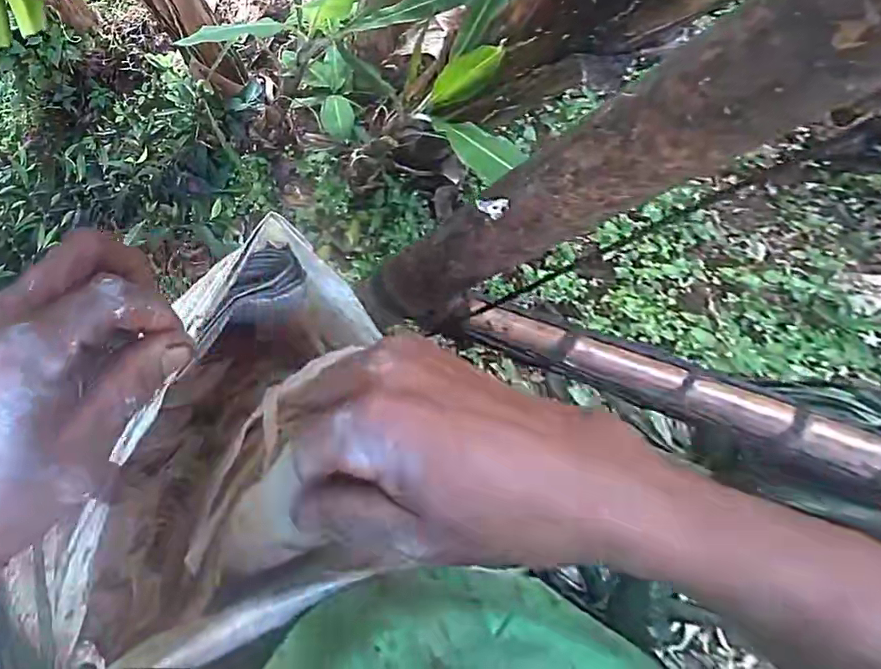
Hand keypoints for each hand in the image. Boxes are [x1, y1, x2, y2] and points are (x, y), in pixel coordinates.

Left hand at [0, 230, 193, 592]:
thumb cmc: (7, 501)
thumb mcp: (80, 451)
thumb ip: (129, 384)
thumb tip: (177, 344)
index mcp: (30, 341)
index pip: (109, 290)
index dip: (154, 308)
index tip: (180, 344)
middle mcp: (7, 311)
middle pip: (82, 250)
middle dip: (131, 271)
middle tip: (156, 320)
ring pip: (61, 267)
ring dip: (105, 285)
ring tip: (132, 340)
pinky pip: (42, 293)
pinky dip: (78, 303)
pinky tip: (94, 351)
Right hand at [286, 335, 692, 569]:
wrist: (582, 471)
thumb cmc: (503, 516)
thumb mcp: (419, 536)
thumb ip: (344, 517)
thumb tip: (298, 509)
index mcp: (366, 422)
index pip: (302, 452)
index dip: (302, 487)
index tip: (313, 512)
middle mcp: (366, 372)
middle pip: (307, 409)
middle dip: (312, 448)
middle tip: (335, 487)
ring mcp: (388, 349)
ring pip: (327, 382)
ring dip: (328, 417)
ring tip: (358, 456)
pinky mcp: (409, 343)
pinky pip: (356, 367)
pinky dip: (353, 393)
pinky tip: (383, 422)